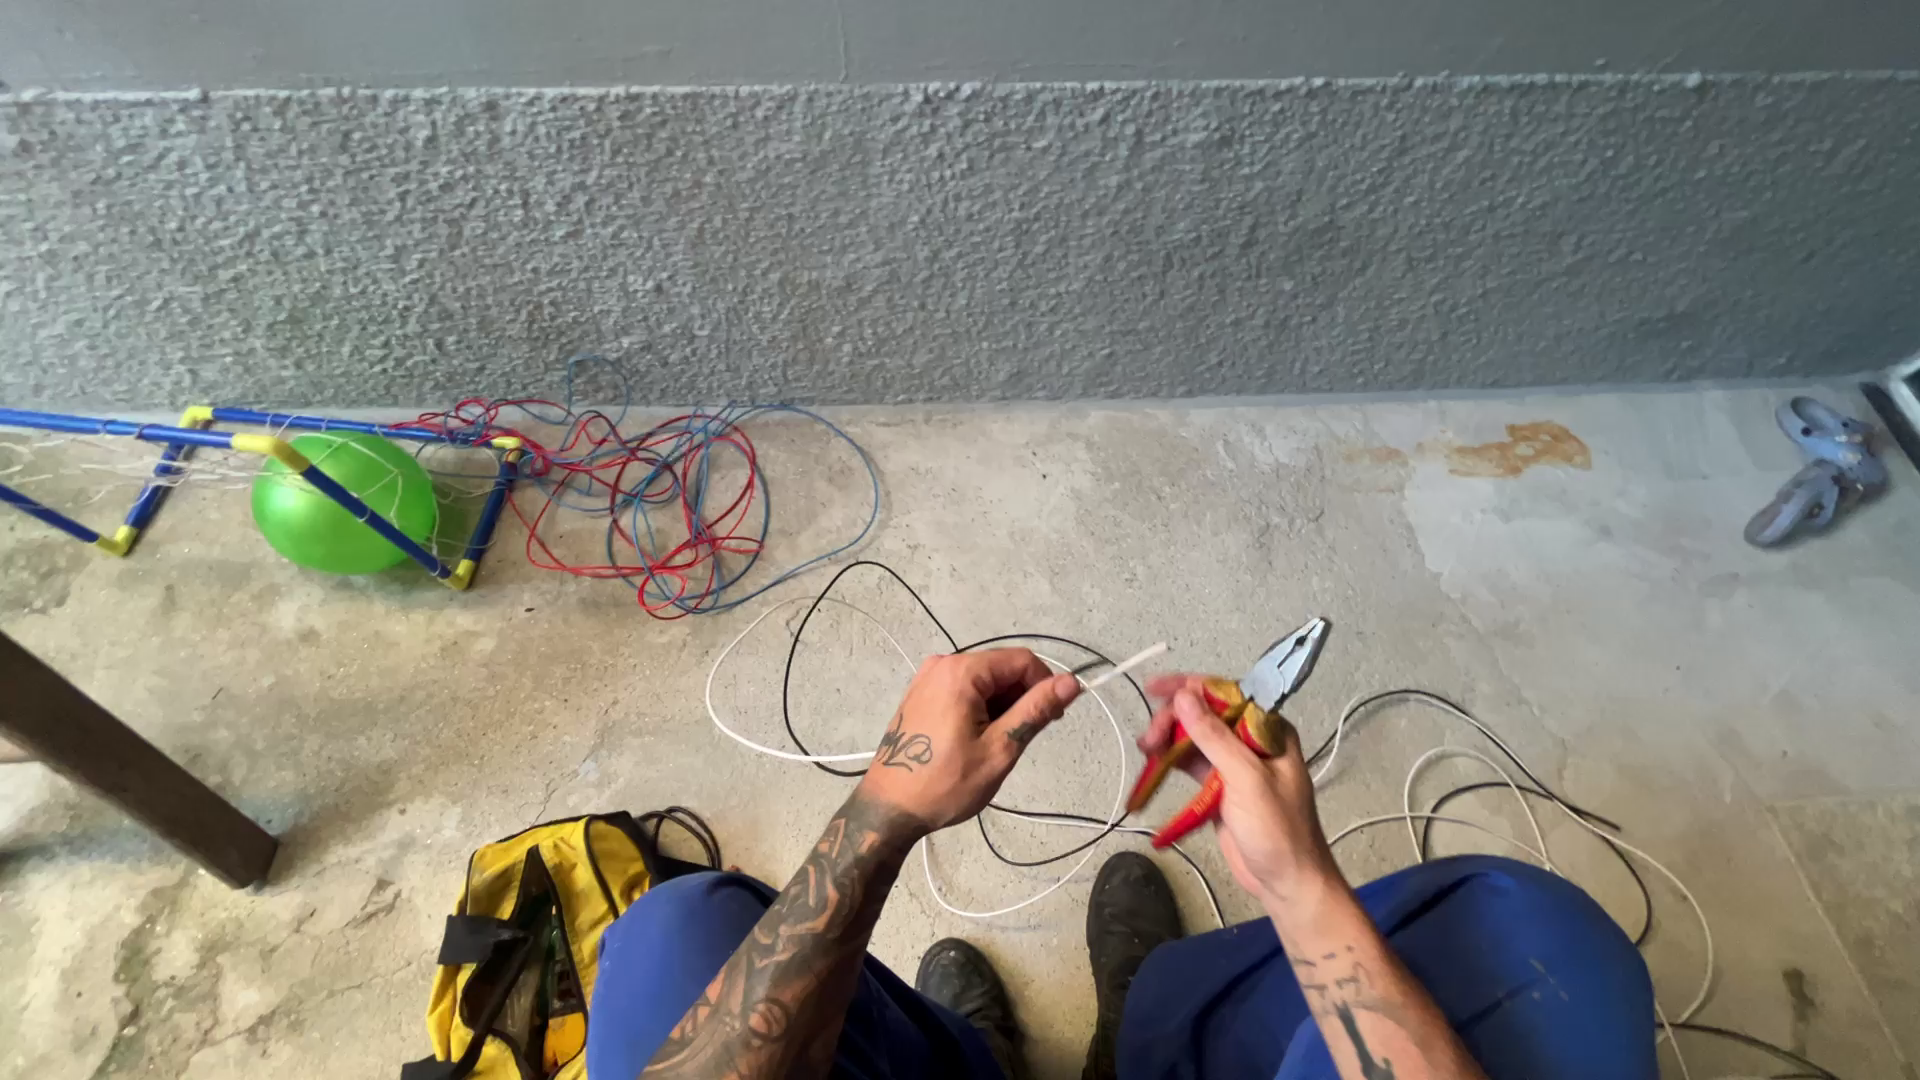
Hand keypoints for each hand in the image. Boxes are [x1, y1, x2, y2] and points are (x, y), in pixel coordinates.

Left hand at [855, 649, 1081, 834]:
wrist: (890, 808)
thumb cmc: (947, 782)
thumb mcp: (1000, 749)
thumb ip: (1035, 710)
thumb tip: (1071, 682)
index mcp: (961, 671)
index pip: (1022, 660)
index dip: (1045, 685)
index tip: (1053, 719)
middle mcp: (942, 664)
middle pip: (1001, 667)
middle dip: (1022, 696)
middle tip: (1026, 737)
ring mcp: (927, 677)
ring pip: (983, 679)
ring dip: (1002, 705)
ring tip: (999, 744)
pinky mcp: (921, 693)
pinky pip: (963, 688)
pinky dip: (981, 707)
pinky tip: (978, 738)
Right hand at [1141, 674, 1339, 906]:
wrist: (1286, 884)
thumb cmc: (1277, 830)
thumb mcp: (1246, 779)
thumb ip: (1214, 737)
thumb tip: (1183, 696)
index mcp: (1269, 730)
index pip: (1226, 694)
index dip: (1190, 687)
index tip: (1156, 687)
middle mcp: (1251, 740)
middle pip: (1204, 714)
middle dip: (1173, 719)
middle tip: (1148, 738)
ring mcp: (1234, 762)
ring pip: (1193, 736)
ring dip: (1168, 738)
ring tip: (1145, 748)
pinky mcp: (1219, 784)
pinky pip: (1190, 761)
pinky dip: (1171, 758)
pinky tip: (1153, 760)